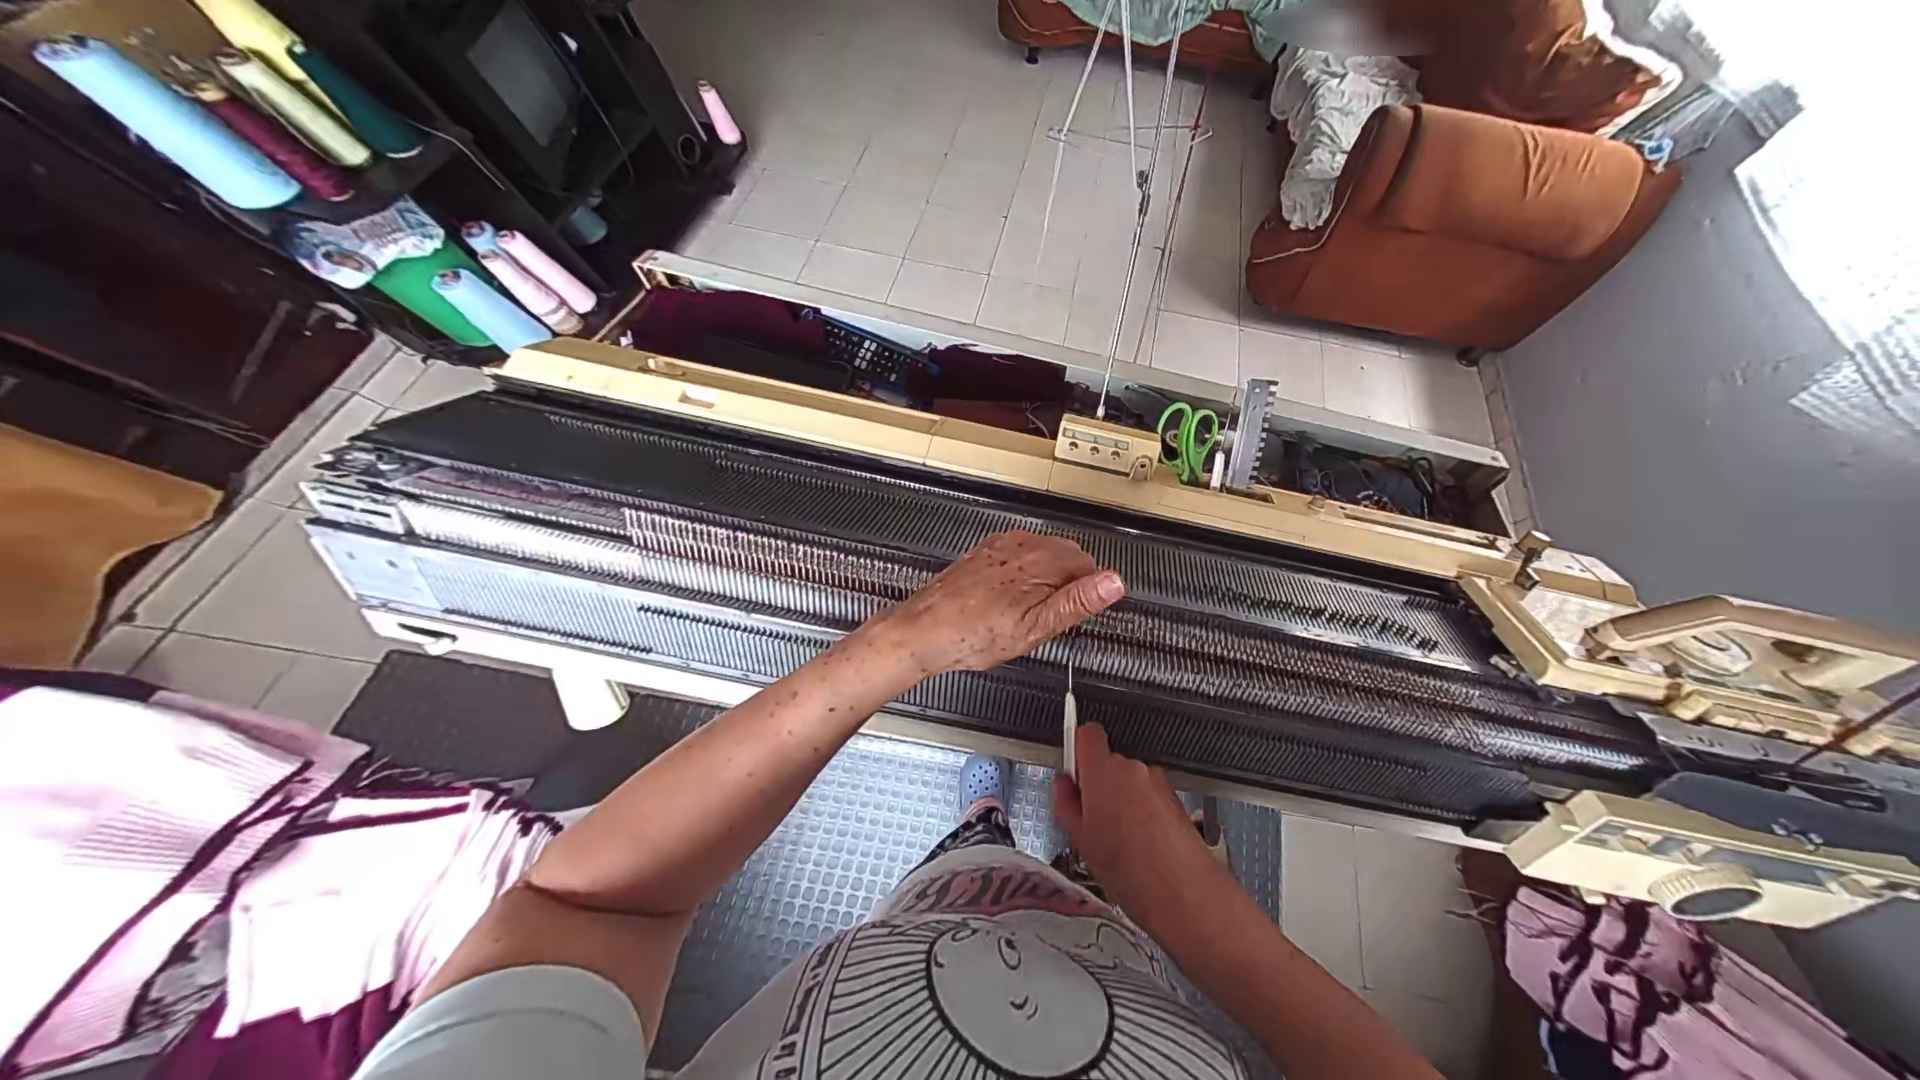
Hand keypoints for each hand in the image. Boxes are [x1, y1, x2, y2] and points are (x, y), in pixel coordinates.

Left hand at [855, 530, 1124, 678]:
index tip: (1069, 616)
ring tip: (1020, 614)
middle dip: (1064, 587)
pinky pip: (1018, 558)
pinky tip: (1003, 602)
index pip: (1091, 568)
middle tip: (1044, 619)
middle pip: (1069, 559)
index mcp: (1043, 560)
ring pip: (1042, 558)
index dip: (1084, 597)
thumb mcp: (1037, 627)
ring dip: (1041, 581)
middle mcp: (1023, 545)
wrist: (924, 630)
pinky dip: (1019, 577)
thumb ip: (1078, 601)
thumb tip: (1114, 582)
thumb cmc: (972, 633)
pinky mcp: (985, 552)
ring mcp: (1002, 546)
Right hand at [1053, 724, 1218, 915]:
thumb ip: (1066, 803)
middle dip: (1099, 782)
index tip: (1073, 767)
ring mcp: (1156, 781)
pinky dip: (1142, 809)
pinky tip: (1140, 840)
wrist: (1184, 893)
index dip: (1077, 747)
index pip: (1086, 733)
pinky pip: (1148, 793)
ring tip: (1119, 835)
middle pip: (1108, 760)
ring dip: (1122, 797)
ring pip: (1129, 779)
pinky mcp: (1174, 796)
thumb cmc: (1133, 870)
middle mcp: (1132, 769)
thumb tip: (1063, 789)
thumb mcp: (1080, 839)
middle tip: (1092, 814)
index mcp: (1103, 772)